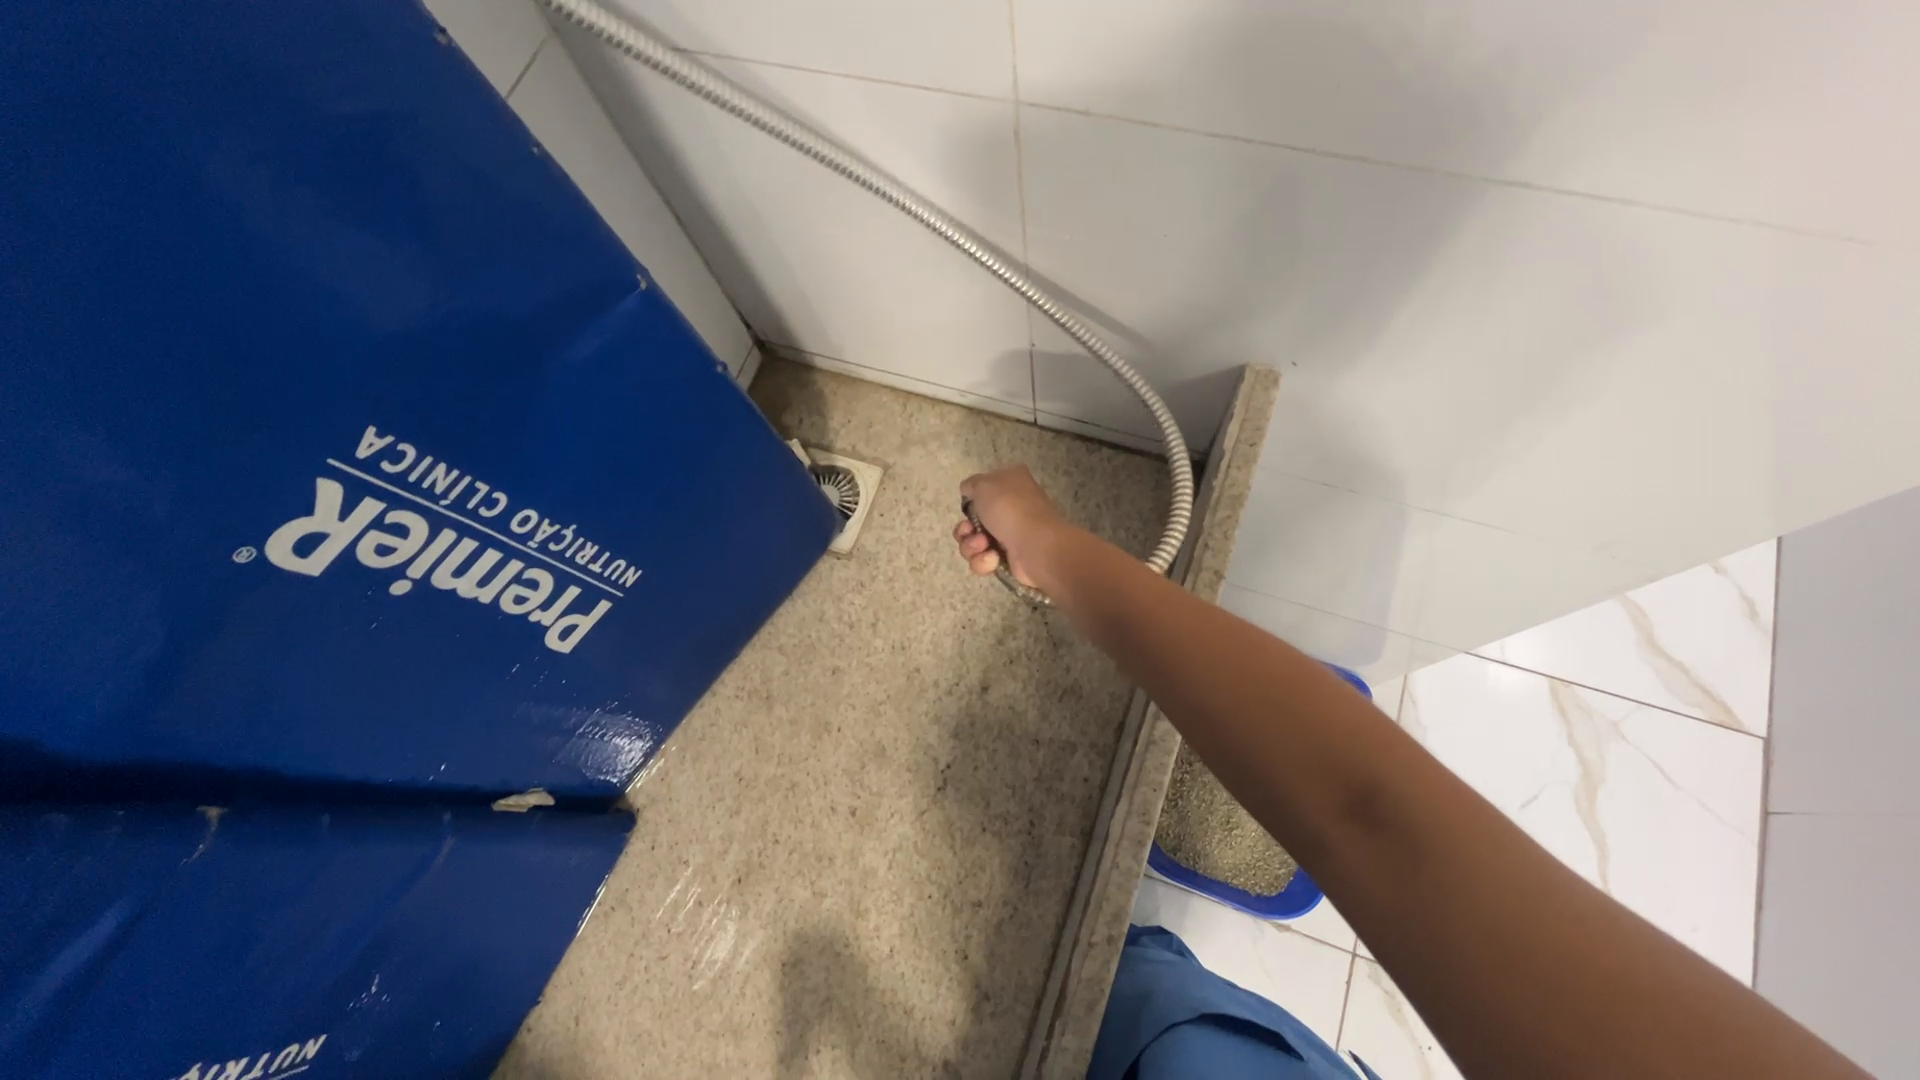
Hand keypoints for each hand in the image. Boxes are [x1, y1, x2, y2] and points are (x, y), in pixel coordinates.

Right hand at [953, 465, 1069, 589]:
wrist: (1035, 545)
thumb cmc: (1010, 509)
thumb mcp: (984, 484)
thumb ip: (971, 485)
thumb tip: (968, 491)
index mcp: (1010, 484)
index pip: (981, 492)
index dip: (971, 502)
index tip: (968, 507)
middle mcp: (1011, 509)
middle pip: (972, 522)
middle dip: (965, 529)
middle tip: (970, 530)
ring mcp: (1010, 535)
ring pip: (973, 544)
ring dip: (972, 546)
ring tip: (983, 545)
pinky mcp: (1008, 559)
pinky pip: (983, 561)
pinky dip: (984, 561)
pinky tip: (993, 558)